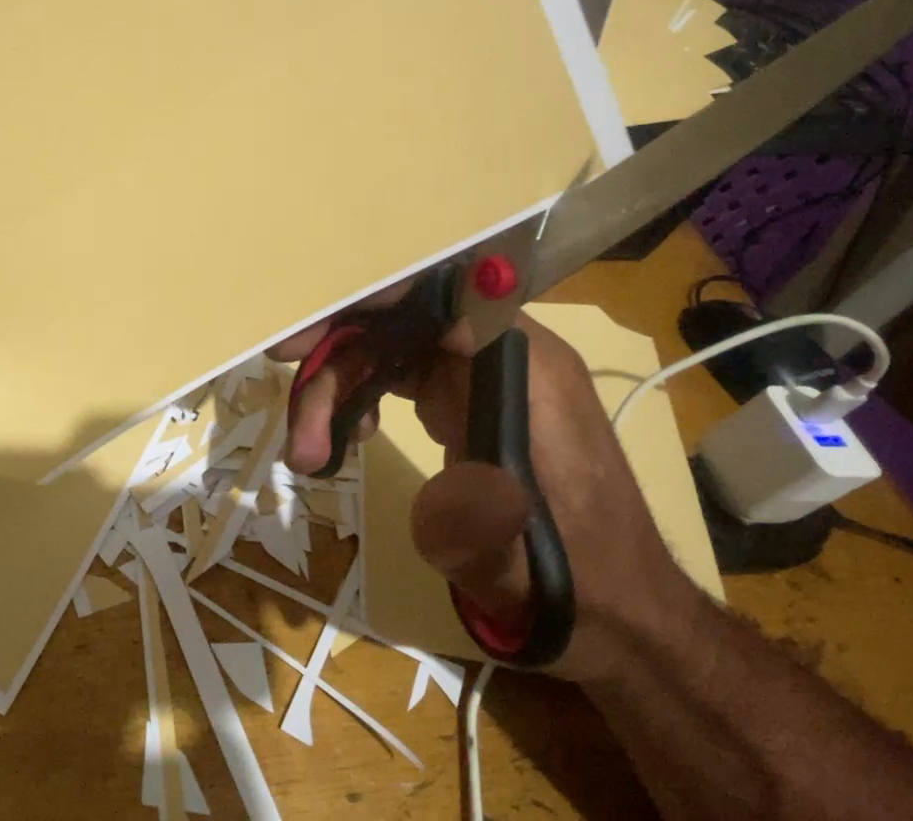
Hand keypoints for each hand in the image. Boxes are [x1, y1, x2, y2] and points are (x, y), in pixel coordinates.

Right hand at [271, 304, 695, 681]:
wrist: (618, 616)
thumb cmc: (567, 578)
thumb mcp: (501, 525)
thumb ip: (458, 433)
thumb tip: (433, 367)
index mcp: (520, 363)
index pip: (429, 294)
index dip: (359, 304)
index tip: (300, 339)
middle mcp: (502, 354)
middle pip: (397, 326)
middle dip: (335, 367)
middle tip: (294, 429)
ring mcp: (485, 378)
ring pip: (391, 353)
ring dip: (341, 392)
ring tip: (309, 455)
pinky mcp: (472, 402)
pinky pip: (404, 375)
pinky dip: (364, 398)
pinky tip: (349, 437)